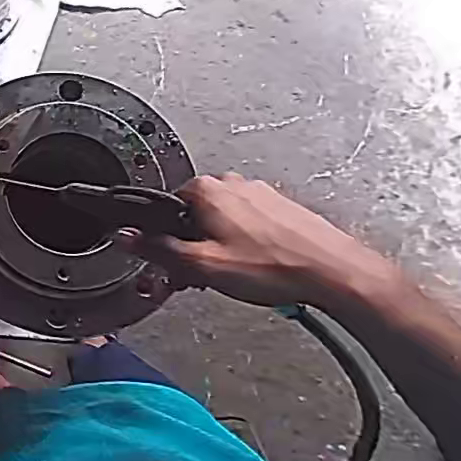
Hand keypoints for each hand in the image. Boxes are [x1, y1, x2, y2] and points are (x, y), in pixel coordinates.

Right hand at [120, 173, 398, 308]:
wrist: (336, 273)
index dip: (165, 241)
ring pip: (221, 221)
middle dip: (192, 246)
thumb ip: (157, 249)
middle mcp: (232, 183)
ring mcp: (259, 193)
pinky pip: (248, 224)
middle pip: (193, 215)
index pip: (165, 209)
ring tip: (234, 278)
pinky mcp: (281, 207)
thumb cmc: (273, 267)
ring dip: (218, 247)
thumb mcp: (201, 265)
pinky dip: (245, 245)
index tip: (175, 264)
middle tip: (203, 278)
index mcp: (206, 190)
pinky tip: (257, 269)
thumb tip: (125, 237)